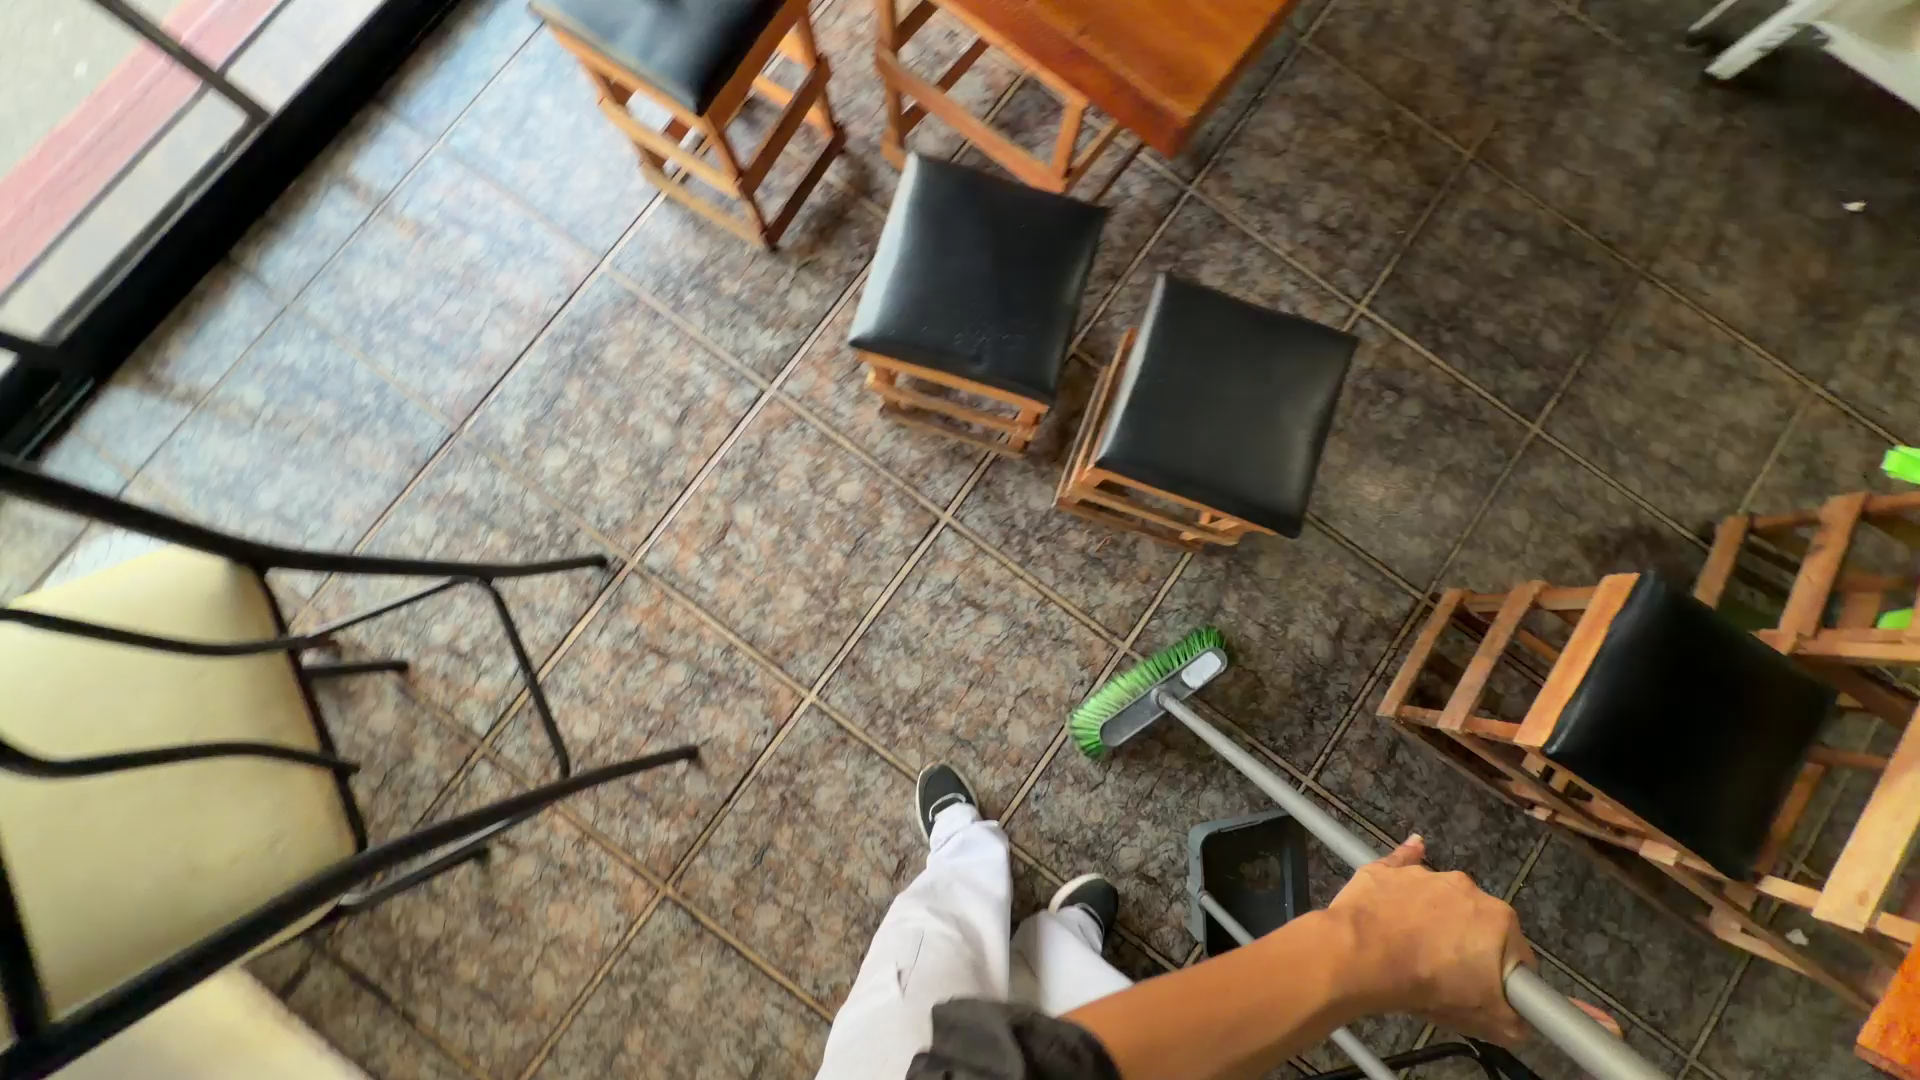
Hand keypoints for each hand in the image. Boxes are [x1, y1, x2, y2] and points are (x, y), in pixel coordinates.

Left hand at [1325, 835, 1532, 1044]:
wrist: (1363, 955)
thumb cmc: (1430, 985)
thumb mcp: (1495, 1021)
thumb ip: (1542, 1018)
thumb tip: (1604, 1028)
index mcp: (1500, 919)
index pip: (1514, 953)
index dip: (1502, 976)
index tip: (1484, 989)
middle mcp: (1466, 887)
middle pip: (1475, 921)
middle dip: (1466, 944)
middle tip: (1445, 972)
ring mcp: (1423, 873)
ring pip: (1438, 898)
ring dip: (1433, 916)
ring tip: (1412, 944)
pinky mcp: (1386, 867)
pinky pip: (1403, 859)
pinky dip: (1409, 855)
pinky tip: (1415, 844)